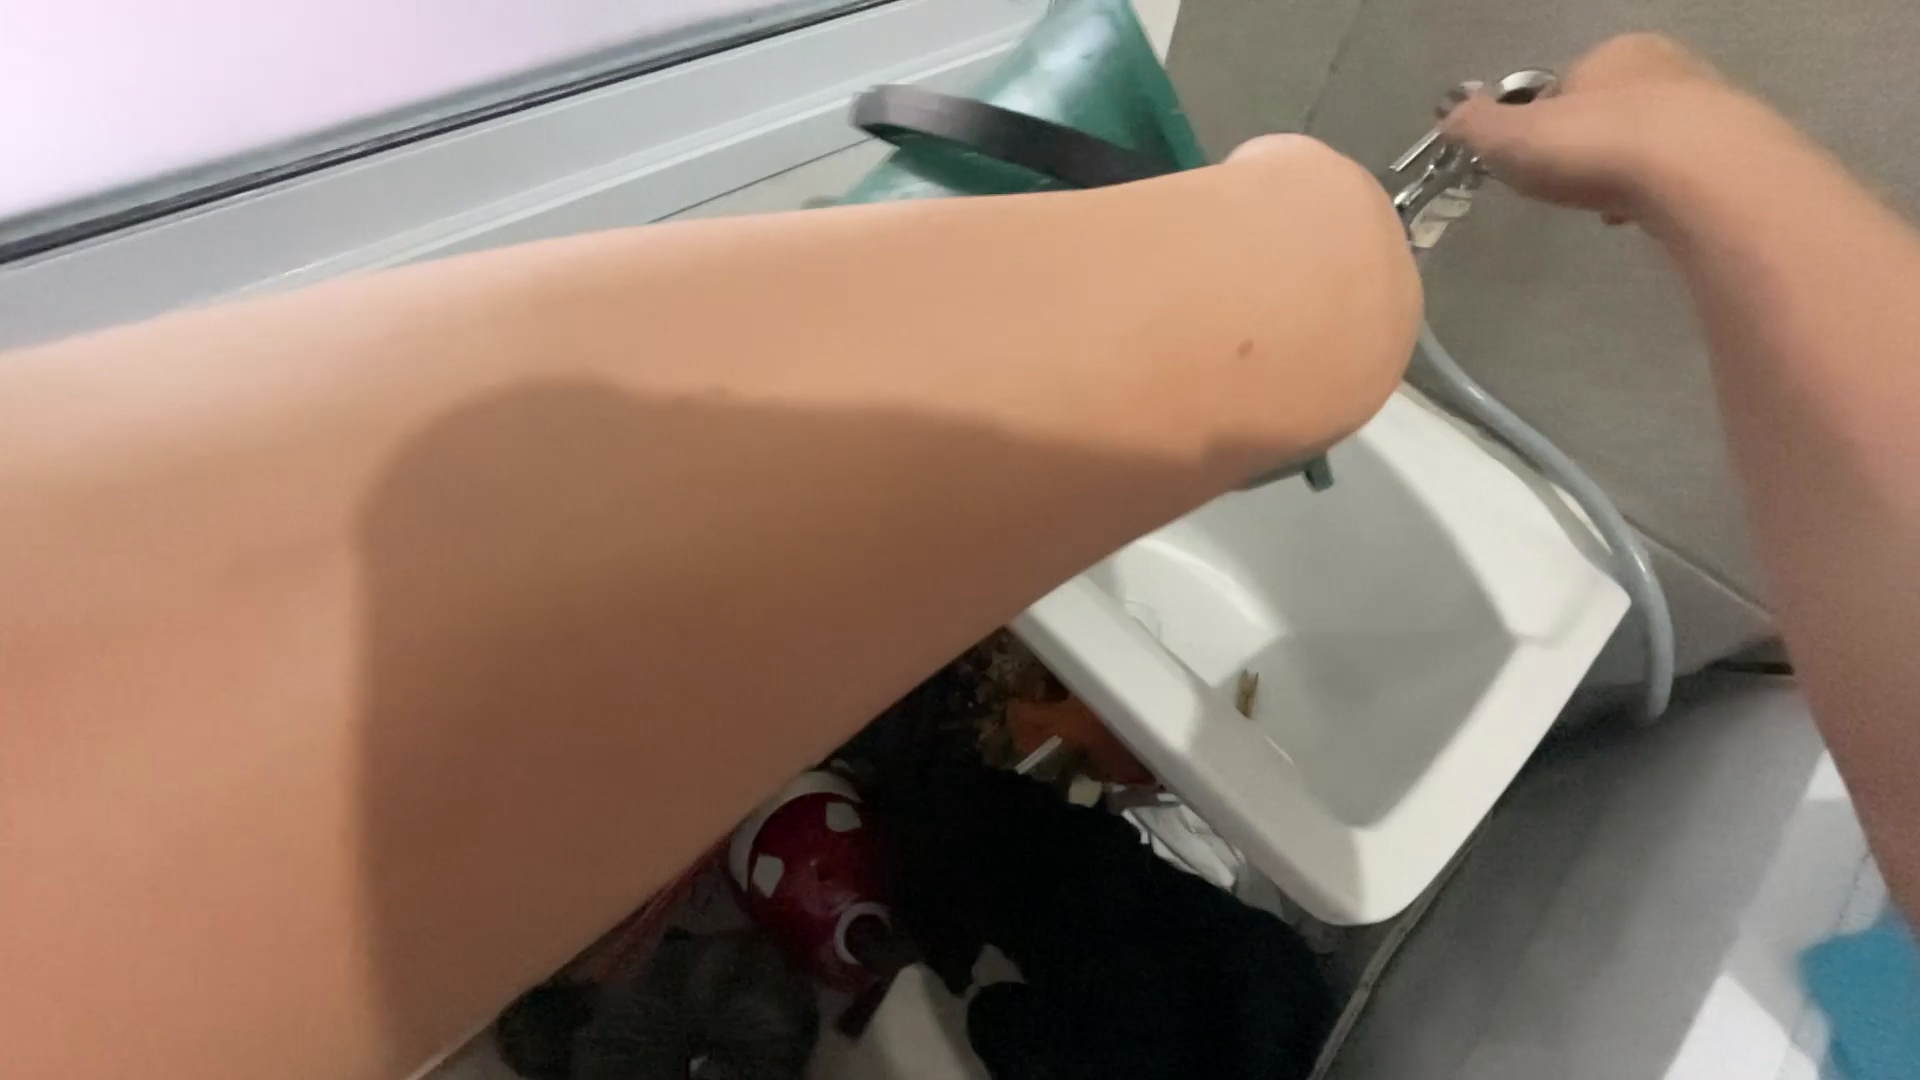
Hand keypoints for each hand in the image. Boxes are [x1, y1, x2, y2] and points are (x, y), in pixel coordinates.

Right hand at [1440, 34, 1753, 226]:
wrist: (1693, 169)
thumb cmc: (1593, 143)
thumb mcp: (1510, 136)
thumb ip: (1474, 125)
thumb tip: (1448, 114)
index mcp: (1609, 52)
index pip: (1556, 88)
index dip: (1531, 128)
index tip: (1521, 162)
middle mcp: (1660, 63)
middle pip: (1596, 112)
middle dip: (1573, 148)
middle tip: (1554, 184)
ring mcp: (1698, 100)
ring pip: (1632, 139)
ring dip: (1608, 169)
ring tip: (1592, 200)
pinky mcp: (1721, 141)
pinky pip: (1664, 166)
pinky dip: (1642, 187)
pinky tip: (1629, 210)